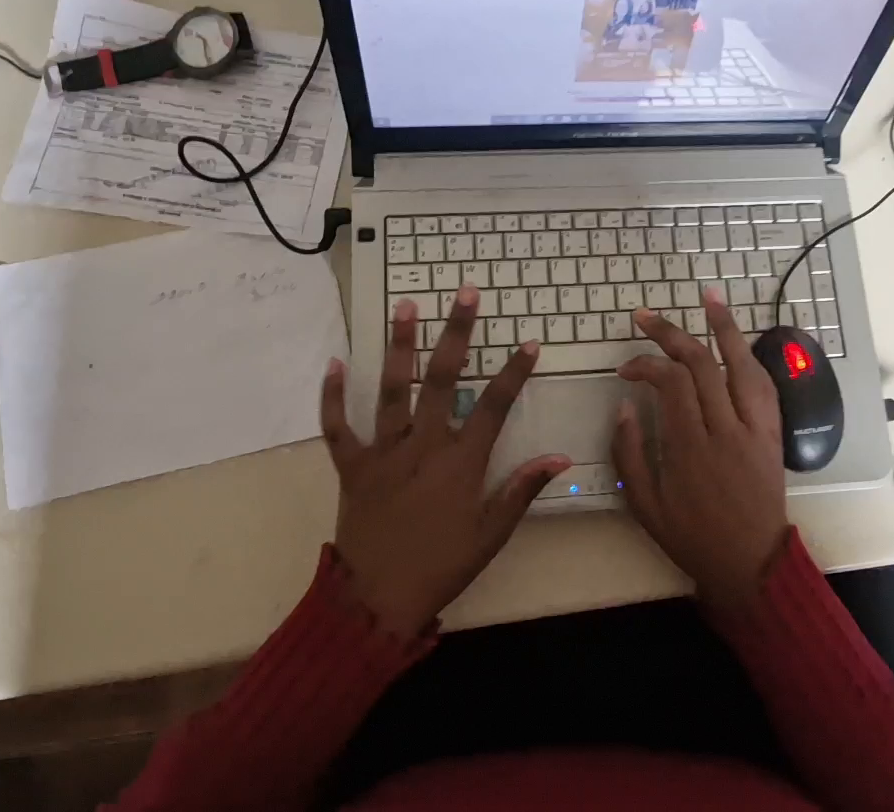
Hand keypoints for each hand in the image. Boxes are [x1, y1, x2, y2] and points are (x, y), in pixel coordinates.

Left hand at [320, 285, 568, 637]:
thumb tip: (561, 457)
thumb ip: (523, 489)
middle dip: (456, 334)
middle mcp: (423, 446)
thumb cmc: (442, 566)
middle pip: (442, 380)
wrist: (378, 600)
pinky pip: (338, 428)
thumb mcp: (492, 533)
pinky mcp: (352, 467)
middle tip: (464, 293)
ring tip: (406, 306)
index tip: (529, 343)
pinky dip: (332, 397)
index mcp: (461, 462)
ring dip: (400, 346)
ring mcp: (384, 453)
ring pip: (392, 390)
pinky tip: (334, 361)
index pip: (493, 406)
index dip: (514, 373)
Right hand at [612, 290, 789, 607]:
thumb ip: (629, 453)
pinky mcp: (773, 433)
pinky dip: (750, 357)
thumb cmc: (692, 537)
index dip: (646, 364)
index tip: (625, 369)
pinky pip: (765, 385)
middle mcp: (726, 430)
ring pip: (742, 365)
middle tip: (645, 317)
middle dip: (671, 333)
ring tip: (707, 297)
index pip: (671, 384)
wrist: (751, 563)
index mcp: (691, 449)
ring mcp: (756, 429)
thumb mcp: (645, 505)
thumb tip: (624, 406)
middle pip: (703, 364)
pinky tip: (737, 339)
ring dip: (724, 327)